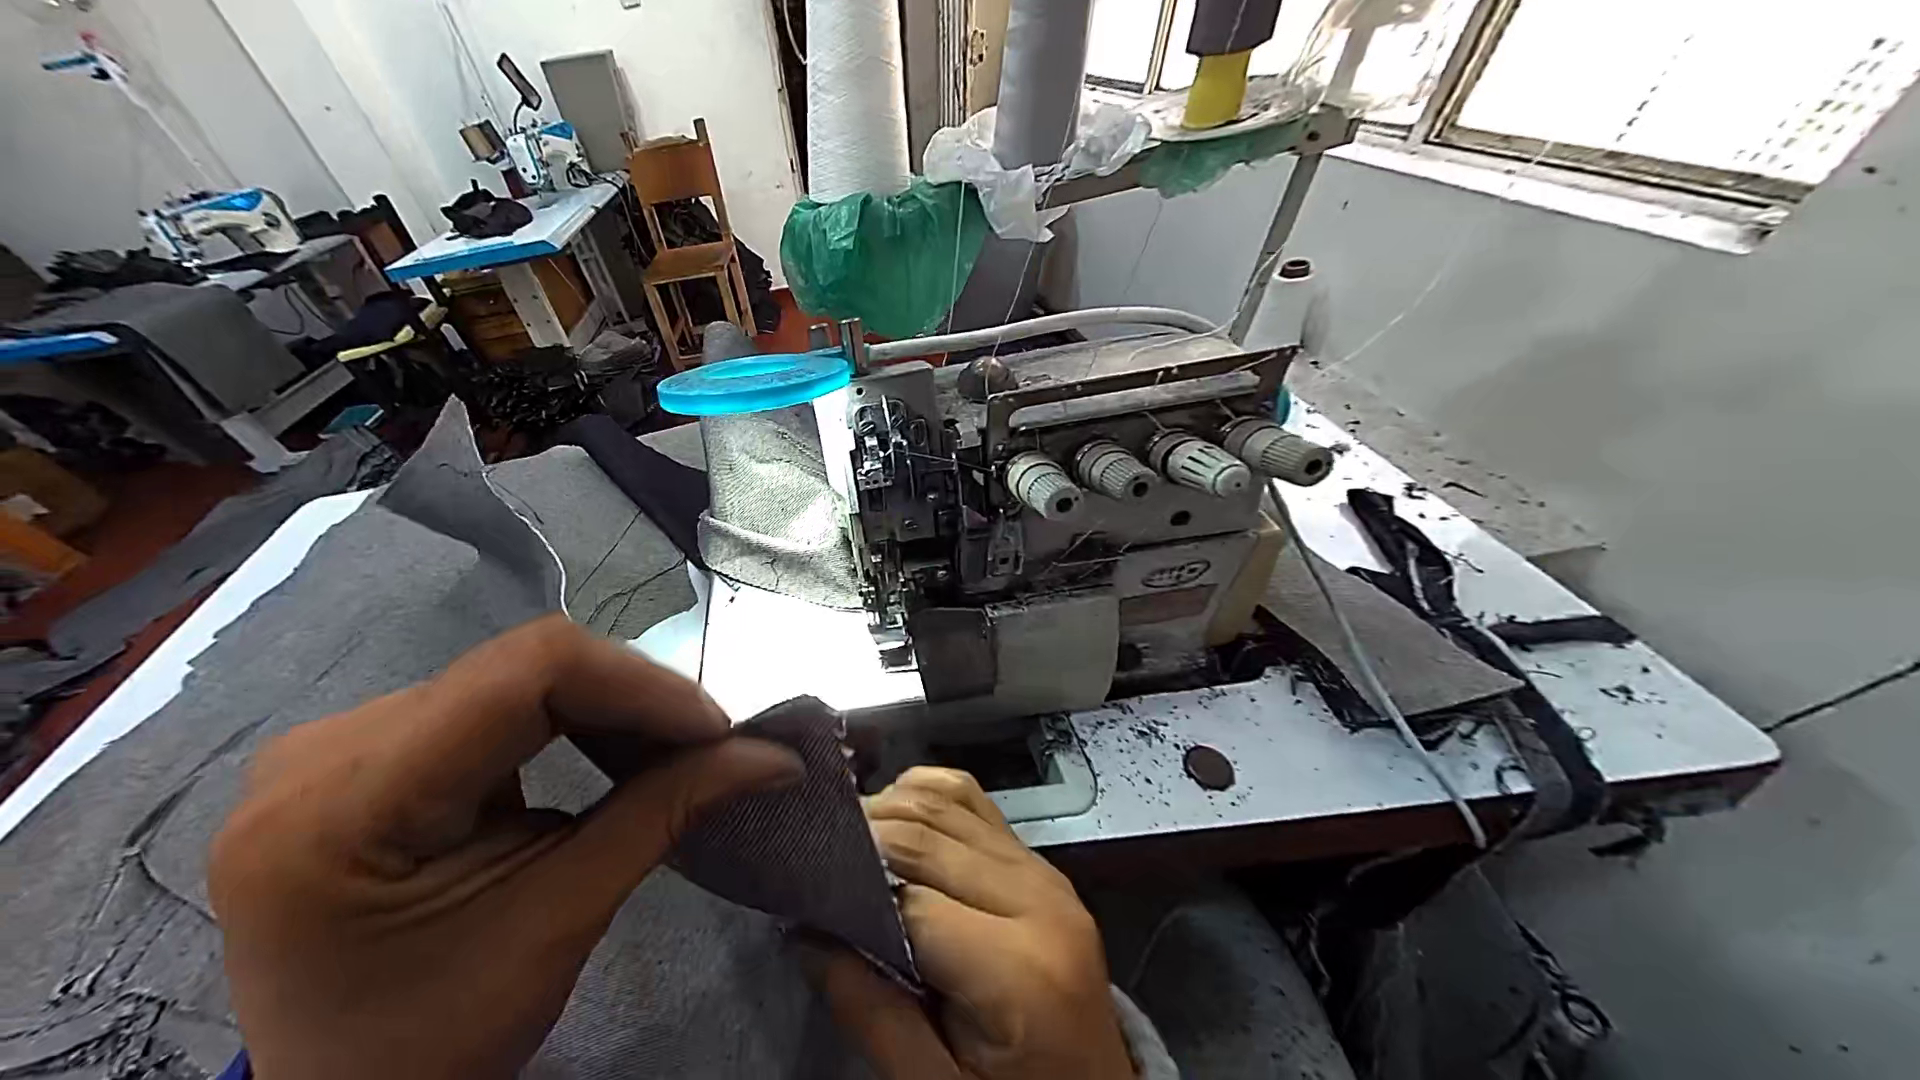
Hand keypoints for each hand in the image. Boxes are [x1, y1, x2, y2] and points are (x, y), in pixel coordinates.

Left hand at [208, 615, 802, 1079]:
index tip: (716, 731)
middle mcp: (326, 745)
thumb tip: (775, 755)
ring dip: (612, 703)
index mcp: (347, 801)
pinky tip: (611, 747)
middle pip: (525, 665)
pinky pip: (498, 697)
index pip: (527, 671)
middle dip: (636, 697)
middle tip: (708, 743)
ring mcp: (339, 741)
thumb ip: (667, 813)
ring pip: (518, 672)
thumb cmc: (435, 1038)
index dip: (640, 683)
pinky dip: (575, 716)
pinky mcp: (369, 749)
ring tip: (670, 745)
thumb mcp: (561, 920)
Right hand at [818, 767, 1135, 1078]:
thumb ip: (872, 1013)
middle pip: (928, 837)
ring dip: (889, 807)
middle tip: (810, 852)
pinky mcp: (1039, 861)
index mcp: (1021, 970)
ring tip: (846, 835)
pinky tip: (896, 813)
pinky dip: (928, 793)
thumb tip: (807, 934)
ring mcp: (1043, 871)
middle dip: (863, 835)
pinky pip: (976, 802)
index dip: (853, 892)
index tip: (801, 893)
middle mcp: (1038, 899)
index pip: (914, 903)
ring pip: (949, 804)